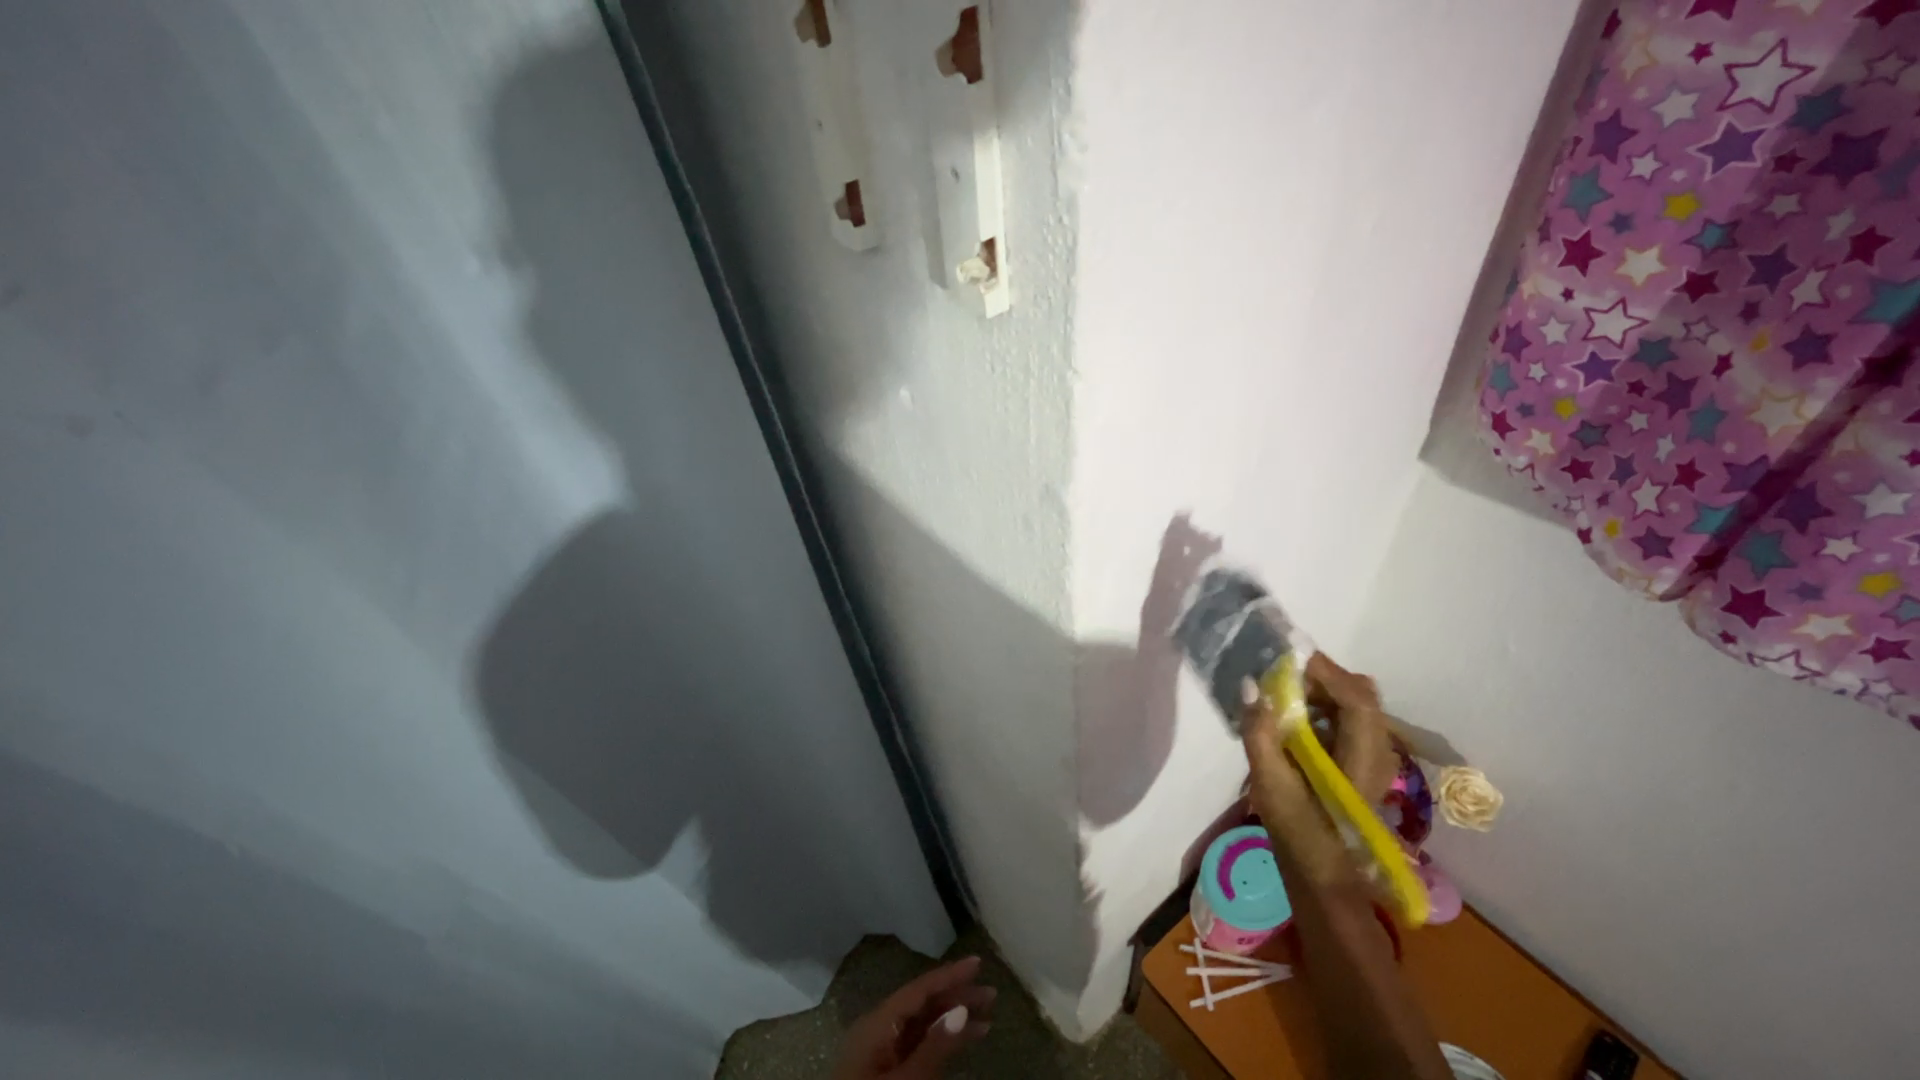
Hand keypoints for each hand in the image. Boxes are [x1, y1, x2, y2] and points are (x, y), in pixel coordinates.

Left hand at [832, 957, 994, 1079]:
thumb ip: (935, 1045)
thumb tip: (961, 1008)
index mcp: (877, 1024)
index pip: (918, 990)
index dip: (949, 974)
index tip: (978, 963)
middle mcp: (878, 1030)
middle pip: (922, 1003)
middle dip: (957, 995)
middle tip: (992, 995)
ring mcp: (881, 1051)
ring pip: (923, 1023)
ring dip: (954, 1017)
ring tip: (988, 1016)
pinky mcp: (887, 1069)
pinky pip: (919, 1043)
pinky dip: (944, 1039)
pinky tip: (969, 1039)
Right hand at [1243, 653, 1395, 876]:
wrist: (1323, 878)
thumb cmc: (1300, 834)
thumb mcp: (1271, 785)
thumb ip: (1259, 733)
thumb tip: (1251, 685)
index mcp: (1363, 758)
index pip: (1356, 697)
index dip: (1325, 671)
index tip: (1286, 658)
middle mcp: (1379, 753)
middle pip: (1361, 696)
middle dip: (1323, 677)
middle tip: (1281, 674)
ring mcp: (1375, 760)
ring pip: (1358, 706)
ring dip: (1323, 692)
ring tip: (1284, 694)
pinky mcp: (1363, 766)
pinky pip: (1351, 722)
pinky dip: (1326, 710)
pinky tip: (1297, 722)